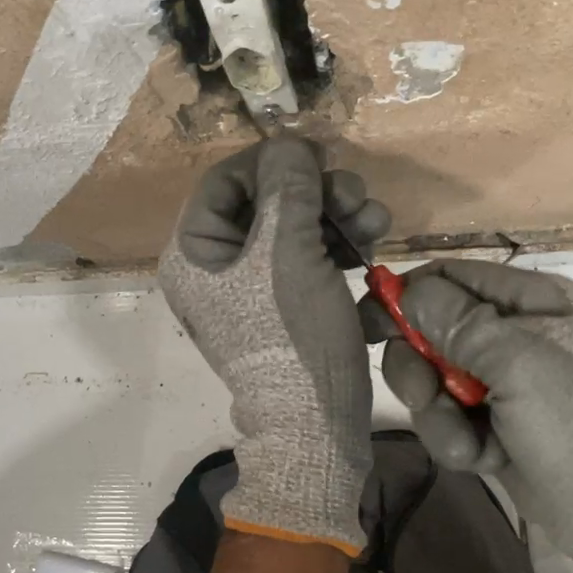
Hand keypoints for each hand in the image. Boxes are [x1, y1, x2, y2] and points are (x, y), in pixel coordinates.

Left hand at [159, 136, 390, 555]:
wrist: (314, 427)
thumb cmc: (290, 335)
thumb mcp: (287, 251)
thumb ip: (287, 189)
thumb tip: (289, 145)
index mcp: (195, 254)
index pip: (224, 182)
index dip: (271, 162)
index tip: (318, 156)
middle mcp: (216, 270)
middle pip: (266, 205)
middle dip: (317, 194)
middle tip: (357, 196)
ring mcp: (253, 294)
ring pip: (296, 233)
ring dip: (340, 221)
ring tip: (377, 224)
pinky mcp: (287, 313)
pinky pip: (312, 267)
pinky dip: (342, 258)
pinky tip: (375, 261)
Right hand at [360, 260, 572, 572]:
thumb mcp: (522, 364)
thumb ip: (458, 321)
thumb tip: (404, 287)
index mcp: (529, 301)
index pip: (449, 276)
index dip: (406, 295)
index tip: (370, 323)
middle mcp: (512, 334)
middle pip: (428, 330)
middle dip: (419, 368)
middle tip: (427, 396)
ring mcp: (502, 382)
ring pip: (431, 381)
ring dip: (439, 416)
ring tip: (469, 444)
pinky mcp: (493, 425)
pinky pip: (447, 420)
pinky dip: (457, 442)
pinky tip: (486, 460)